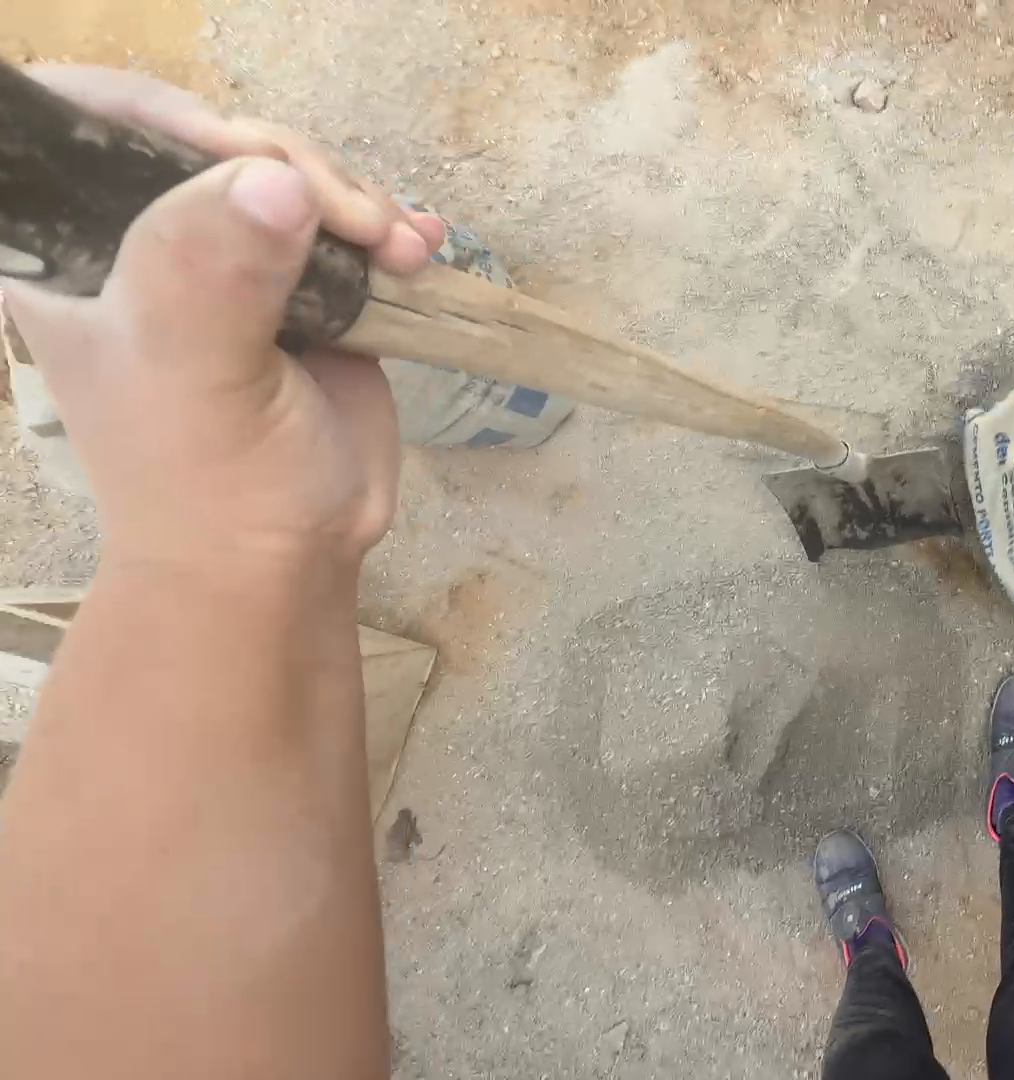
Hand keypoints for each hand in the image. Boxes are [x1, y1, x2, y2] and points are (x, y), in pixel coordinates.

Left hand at [3, 67, 445, 571]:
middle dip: (302, 171)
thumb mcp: (198, 373)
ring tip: (406, 252)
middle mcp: (157, 245)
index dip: (172, 120)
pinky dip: (397, 232)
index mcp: (75, 245)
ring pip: (300, 189)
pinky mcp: (322, 302)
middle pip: (222, 149)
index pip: (91, 126)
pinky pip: (356, 241)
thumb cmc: (215, 473)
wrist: (294, 545)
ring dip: (364, 205)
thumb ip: (216, 274)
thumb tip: (277, 180)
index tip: (254, 163)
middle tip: (363, 226)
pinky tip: (426, 243)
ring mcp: (249, 273)